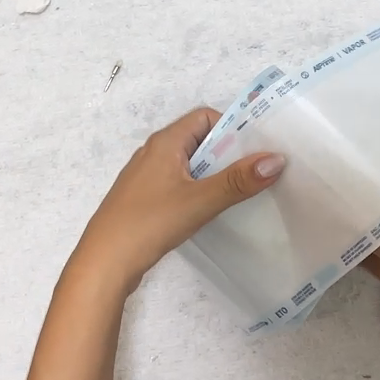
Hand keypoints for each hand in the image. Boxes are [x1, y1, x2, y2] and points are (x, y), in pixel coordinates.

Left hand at [71, 107, 283, 294]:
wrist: (103, 263)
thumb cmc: (149, 222)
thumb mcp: (199, 201)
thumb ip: (237, 181)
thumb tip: (275, 159)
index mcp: (165, 142)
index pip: (205, 117)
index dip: (232, 127)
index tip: (256, 148)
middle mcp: (154, 152)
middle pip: (199, 139)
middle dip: (228, 152)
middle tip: (257, 170)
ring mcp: (147, 176)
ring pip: (189, 163)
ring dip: (214, 173)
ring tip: (242, 191)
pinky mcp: (144, 199)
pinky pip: (179, 182)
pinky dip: (198, 189)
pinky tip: (211, 210)